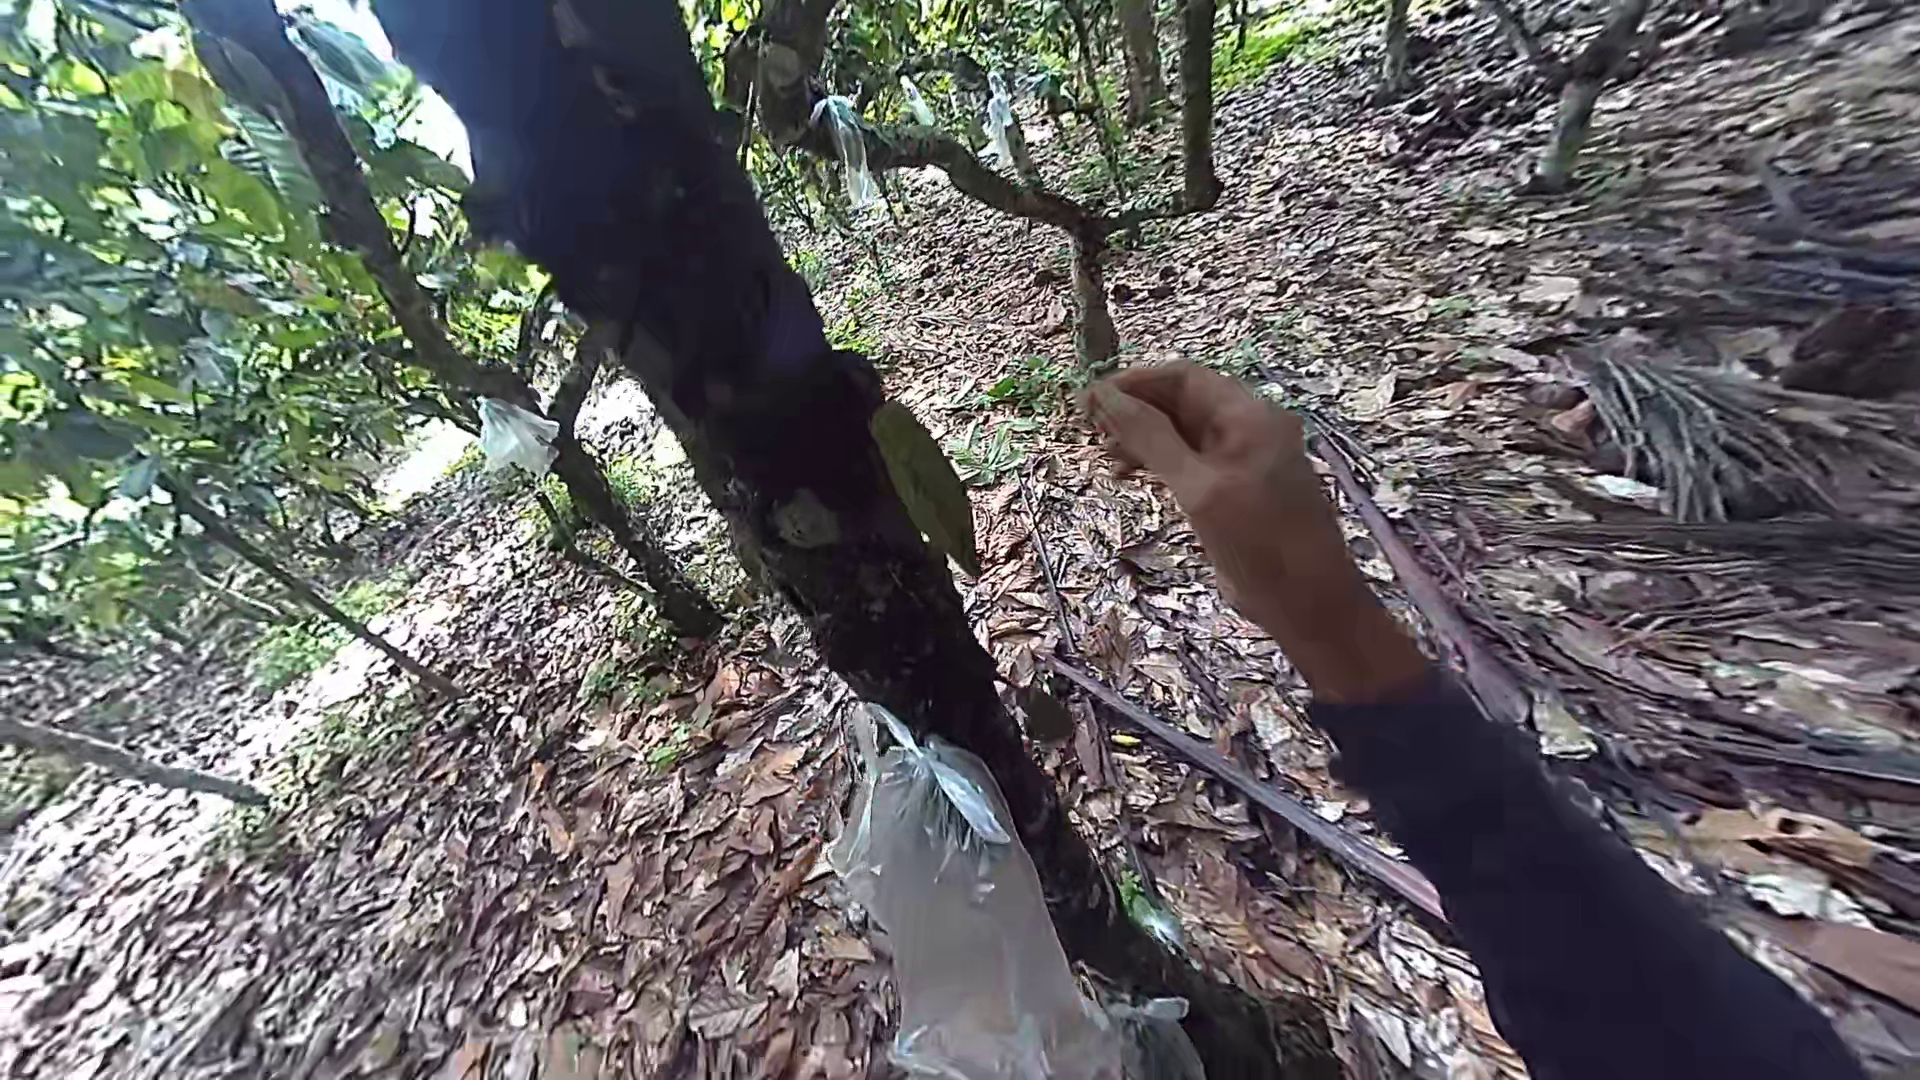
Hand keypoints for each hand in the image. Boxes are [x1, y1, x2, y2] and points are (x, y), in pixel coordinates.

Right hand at [1084, 363, 1426, 703]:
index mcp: (1248, 415)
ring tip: (1104, 454)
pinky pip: (1186, 463)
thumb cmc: (1257, 540)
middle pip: (1180, 403)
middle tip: (1089, 426)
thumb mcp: (1198, 486)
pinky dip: (1155, 464)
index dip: (1134, 383)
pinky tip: (1128, 475)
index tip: (1090, 398)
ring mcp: (1237, 461)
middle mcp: (1244, 430)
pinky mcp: (1228, 490)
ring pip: (1180, 434)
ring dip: (1141, 438)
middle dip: (1134, 410)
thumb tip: (1106, 397)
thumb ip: (1152, 438)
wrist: (1305, 602)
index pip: (1183, 379)